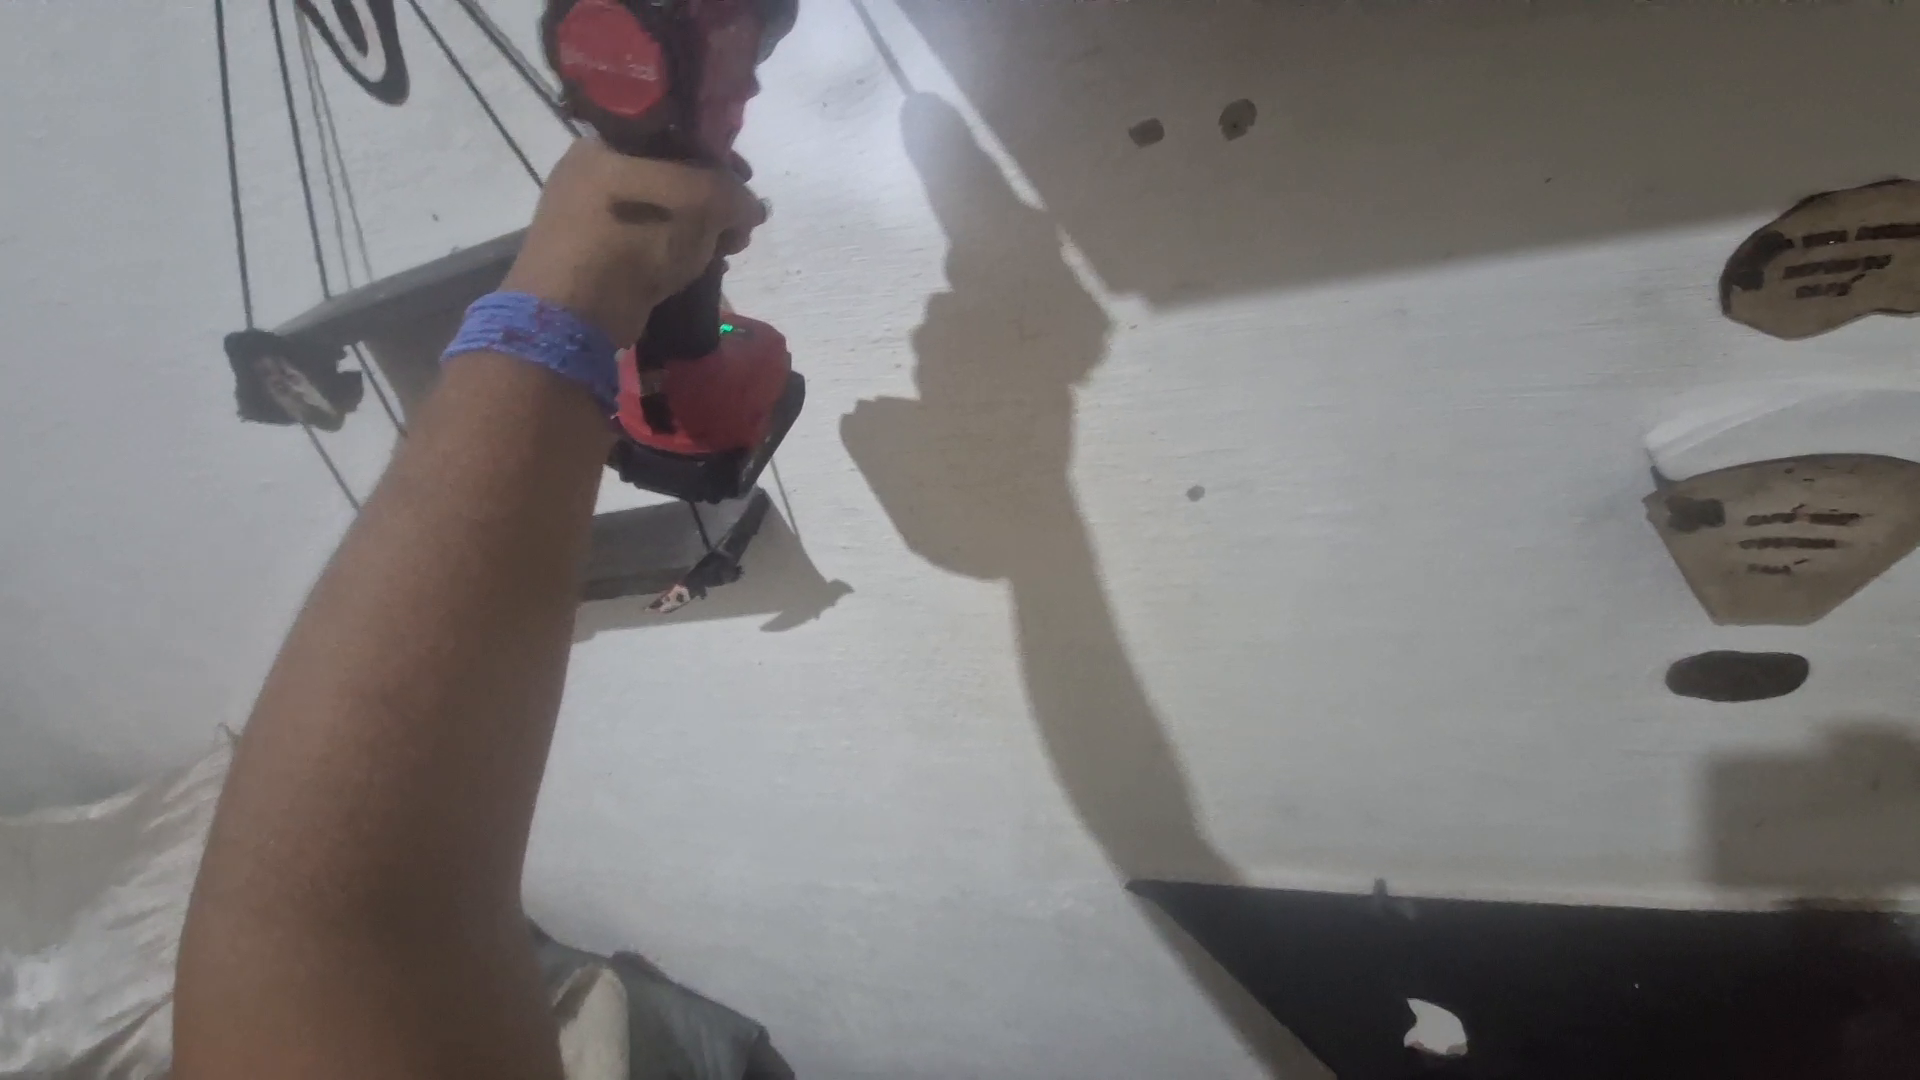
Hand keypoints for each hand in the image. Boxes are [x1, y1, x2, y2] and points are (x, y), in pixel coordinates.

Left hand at [501, 137, 765, 343]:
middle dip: (716, 201)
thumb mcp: (697, 201)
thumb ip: (731, 193)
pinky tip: (703, 269)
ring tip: (727, 253)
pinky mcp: (603, 256)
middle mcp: (599, 171)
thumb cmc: (634, 238)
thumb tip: (752, 208)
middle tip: (739, 228)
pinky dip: (682, 254)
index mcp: (609, 140)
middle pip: (676, 175)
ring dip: (704, 232)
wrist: (578, 308)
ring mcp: (597, 216)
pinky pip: (655, 244)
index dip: (717, 153)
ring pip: (668, 213)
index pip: (675, 133)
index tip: (745, 179)